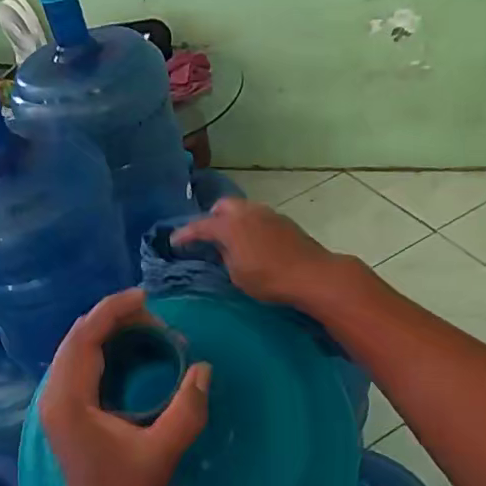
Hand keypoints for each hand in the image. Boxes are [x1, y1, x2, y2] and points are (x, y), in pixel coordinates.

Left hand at [39, 289, 210, 485]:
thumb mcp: (163, 451)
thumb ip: (187, 411)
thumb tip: (203, 369)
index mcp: (70, 402)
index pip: (84, 340)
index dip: (111, 312)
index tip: (144, 297)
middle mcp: (55, 395)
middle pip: (76, 337)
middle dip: (113, 316)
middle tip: (153, 315)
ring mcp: (55, 399)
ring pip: (75, 345)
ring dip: (107, 328)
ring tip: (145, 325)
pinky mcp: (63, 404)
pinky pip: (78, 358)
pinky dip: (102, 343)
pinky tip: (128, 344)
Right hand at [169, 198, 353, 307]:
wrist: (311, 274)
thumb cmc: (268, 279)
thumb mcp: (236, 275)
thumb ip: (224, 256)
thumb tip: (222, 247)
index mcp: (229, 225)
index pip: (200, 226)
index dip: (185, 234)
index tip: (174, 241)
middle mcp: (247, 212)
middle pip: (223, 206)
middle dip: (212, 218)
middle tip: (207, 235)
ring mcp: (268, 213)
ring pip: (243, 208)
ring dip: (233, 219)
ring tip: (231, 238)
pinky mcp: (284, 221)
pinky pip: (258, 216)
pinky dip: (249, 224)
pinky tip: (253, 240)